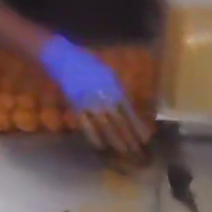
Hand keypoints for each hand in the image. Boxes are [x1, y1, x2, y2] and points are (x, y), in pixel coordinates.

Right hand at [37, 35, 151, 156]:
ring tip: (124, 152)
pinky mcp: (77, 109)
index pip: (129, 113)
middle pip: (120, 123)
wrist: (66, 59)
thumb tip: (130, 111)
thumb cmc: (90, 67)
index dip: (138, 127)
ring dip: (115, 141)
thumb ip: (120, 94)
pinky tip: (101, 146)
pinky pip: (87, 127)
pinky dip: (94, 138)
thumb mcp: (110, 76)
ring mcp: (90, 105)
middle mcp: (104, 99)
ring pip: (105, 127)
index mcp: (114, 90)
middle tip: (137, 151)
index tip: (145, 139)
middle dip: (129, 138)